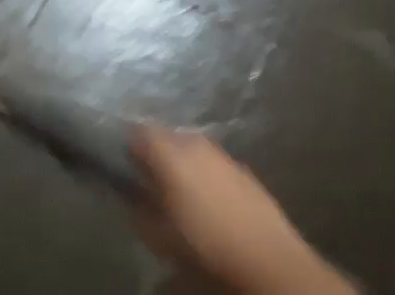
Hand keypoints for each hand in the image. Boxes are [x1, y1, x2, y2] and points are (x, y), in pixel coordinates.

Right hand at [128, 125, 352, 294]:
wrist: (272, 263)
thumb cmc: (206, 245)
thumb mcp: (158, 234)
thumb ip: (135, 206)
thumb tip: (124, 192)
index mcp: (168, 152)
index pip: (137, 130)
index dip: (127, 144)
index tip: (123, 162)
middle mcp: (194, 144)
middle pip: (166, 135)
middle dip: (156, 151)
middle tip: (149, 177)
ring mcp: (223, 155)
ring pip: (192, 148)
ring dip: (182, 161)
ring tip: (180, 189)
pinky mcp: (246, 172)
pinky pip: (215, 163)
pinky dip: (206, 173)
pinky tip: (210, 198)